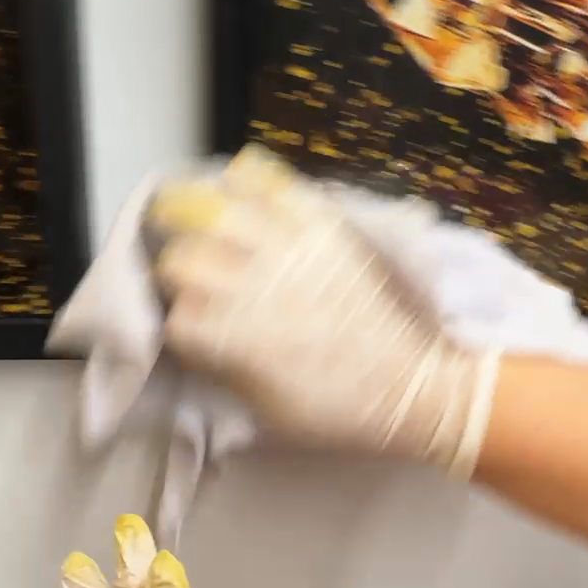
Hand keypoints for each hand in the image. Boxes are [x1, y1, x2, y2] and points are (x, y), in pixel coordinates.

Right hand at [148, 148, 498, 477]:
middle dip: (173, 266)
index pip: (175, 316)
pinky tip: (235, 181)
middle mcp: (259, 289)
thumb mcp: (265, 410)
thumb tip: (191, 332)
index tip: (184, 324)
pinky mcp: (323, 229)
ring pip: (216, 211)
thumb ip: (221, 366)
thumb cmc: (339, 410)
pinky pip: (276, 185)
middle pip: (183, 259)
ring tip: (178, 205)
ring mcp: (292, 251)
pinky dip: (250, 178)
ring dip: (189, 210)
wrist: (414, 387)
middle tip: (180, 268)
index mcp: (242, 342)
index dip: (173, 321)